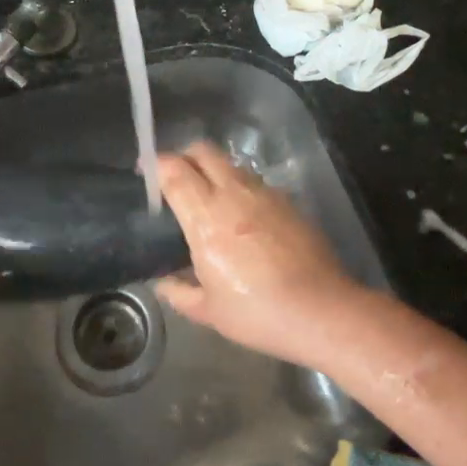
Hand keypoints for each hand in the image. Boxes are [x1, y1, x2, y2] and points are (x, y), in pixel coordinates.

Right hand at [153, 142, 363, 365]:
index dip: (155, 165)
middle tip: (176, 178)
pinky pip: (256, 183)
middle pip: (203, 151)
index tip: (145, 173)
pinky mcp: (288, 202)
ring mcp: (265, 195)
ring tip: (209, 198)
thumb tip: (164, 282)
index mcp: (206, 219)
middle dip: (184, 156)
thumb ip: (180, 292)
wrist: (321, 311)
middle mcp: (234, 195)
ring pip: (231, 164)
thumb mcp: (209, 312)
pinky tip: (243, 217)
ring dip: (214, 171)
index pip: (174, 171)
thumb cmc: (258, 314)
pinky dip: (241, 189)